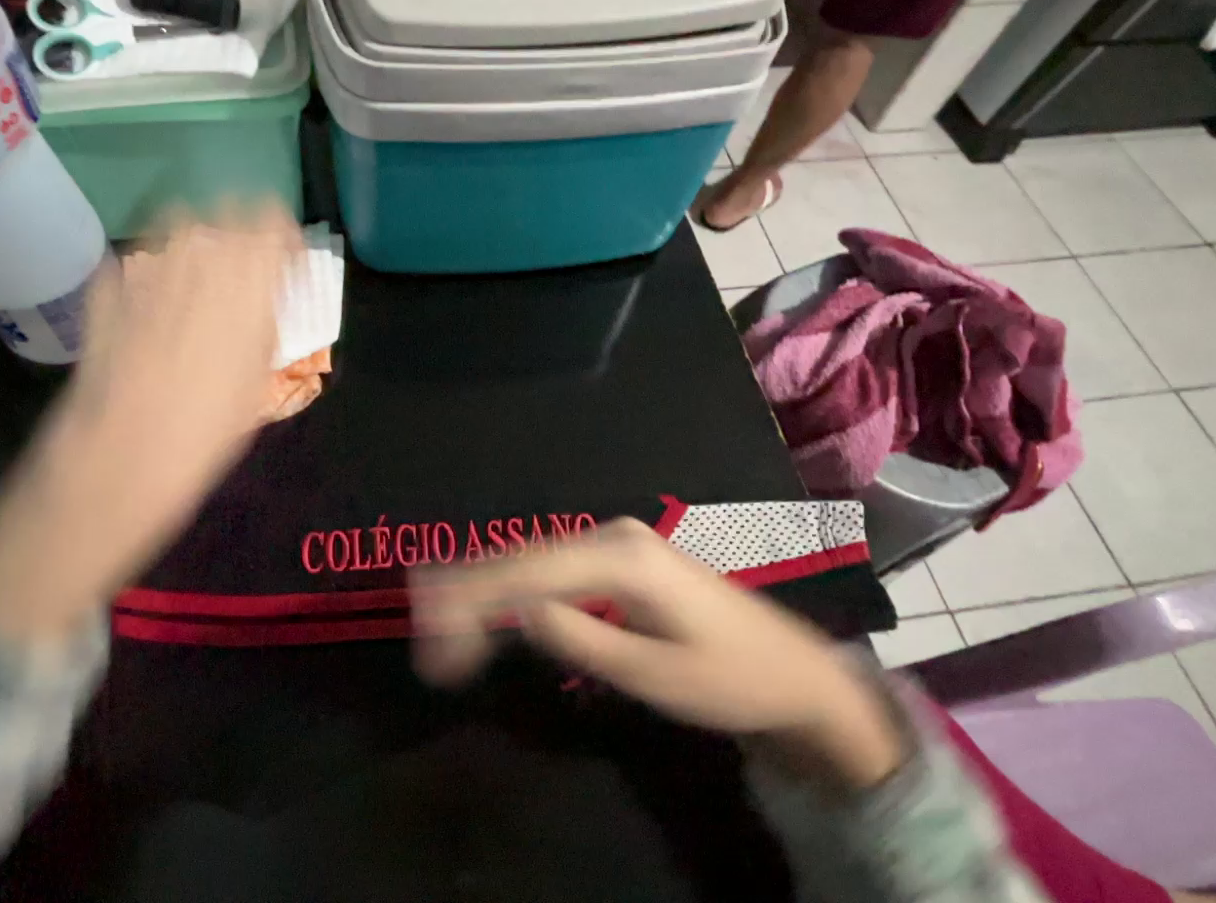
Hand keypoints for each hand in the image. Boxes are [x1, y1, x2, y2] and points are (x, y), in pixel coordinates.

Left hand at [0, 205, 298, 645]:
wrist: (116, 463)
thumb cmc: (201, 439)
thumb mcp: (254, 386)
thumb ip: (262, 330)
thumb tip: (265, 305)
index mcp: (244, 291)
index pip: (270, 227)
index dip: (283, 235)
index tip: (288, 257)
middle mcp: (196, 270)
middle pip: (224, 217)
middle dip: (241, 230)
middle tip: (249, 261)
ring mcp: (145, 279)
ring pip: (178, 230)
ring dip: (199, 242)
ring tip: (205, 273)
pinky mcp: (106, 296)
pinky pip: (136, 264)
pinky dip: (154, 268)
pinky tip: (158, 296)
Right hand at [410, 518, 906, 790]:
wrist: (793, 673)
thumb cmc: (730, 680)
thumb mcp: (654, 674)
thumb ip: (581, 639)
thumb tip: (516, 614)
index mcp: (622, 559)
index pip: (526, 576)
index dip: (471, 604)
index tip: (431, 640)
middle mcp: (613, 536)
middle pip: (520, 561)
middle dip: (466, 597)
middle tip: (423, 638)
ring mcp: (616, 543)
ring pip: (531, 562)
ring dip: (483, 594)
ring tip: (436, 622)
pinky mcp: (618, 560)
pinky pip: (551, 569)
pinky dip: (513, 590)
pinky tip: (486, 605)